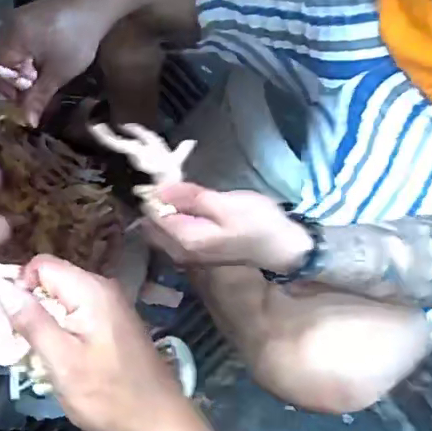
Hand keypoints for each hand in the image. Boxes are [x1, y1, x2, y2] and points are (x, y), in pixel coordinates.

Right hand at [0, 0, 117, 125]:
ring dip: (28, 72)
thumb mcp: (57, 74)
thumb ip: (38, 97)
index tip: (29, 102)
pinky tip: (47, 66)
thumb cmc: (74, 42)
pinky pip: (23, 43)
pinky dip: (32, 58)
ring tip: (45, 82)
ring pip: (16, 54)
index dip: (12, 91)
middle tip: (38, 95)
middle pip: (5, 62)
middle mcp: (7, 25)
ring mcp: (19, 18)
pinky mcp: (31, 17)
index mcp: (9, 37)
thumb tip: (28, 123)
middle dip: (21, 82)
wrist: (96, 7)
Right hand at [0, 255, 199, 430]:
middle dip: (30, 306)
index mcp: (91, 291)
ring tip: (39, 354)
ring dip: (45, 321)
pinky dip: (64, 330)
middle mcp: (104, 289)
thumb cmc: (109, 395)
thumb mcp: (62, 362)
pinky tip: (63, 358)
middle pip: (53, 280)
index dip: (19, 286)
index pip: (41, 264)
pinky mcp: (115, 323)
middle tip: (21, 343)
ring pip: (64, 299)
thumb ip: (32, 322)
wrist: (159, 419)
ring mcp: (113, 306)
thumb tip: (3, 288)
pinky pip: (79, 313)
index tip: (11, 321)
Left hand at [144, 183, 312, 272]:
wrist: (281, 247)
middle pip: (150, 225)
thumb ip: (189, 198)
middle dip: (154, 202)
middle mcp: (178, 252)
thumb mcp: (224, 204)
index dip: (153, 192)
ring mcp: (186, 255)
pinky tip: (186, 205)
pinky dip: (173, 218)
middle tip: (170, 181)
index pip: (151, 214)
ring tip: (179, 190)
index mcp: (184, 240)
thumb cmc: (257, 223)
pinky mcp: (194, 252)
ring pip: (159, 230)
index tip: (162, 175)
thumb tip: (158, 189)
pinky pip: (171, 234)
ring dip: (163, 210)